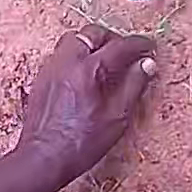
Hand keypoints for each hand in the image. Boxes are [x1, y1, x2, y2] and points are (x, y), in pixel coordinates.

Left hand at [15, 25, 157, 184]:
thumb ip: (133, 87)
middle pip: (92, 33)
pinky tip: (85, 75)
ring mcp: (50, 69)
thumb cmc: (80, 143)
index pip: (120, 46)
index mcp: (89, 69)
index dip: (139, 45)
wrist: (42, 158)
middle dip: (113, 38)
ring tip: (105, 60)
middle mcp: (67, 62)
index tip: (150, 48)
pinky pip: (61, 55)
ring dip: (91, 44)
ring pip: (73, 40)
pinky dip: (76, 56)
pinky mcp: (41, 79)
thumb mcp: (116, 118)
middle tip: (127, 52)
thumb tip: (147, 65)